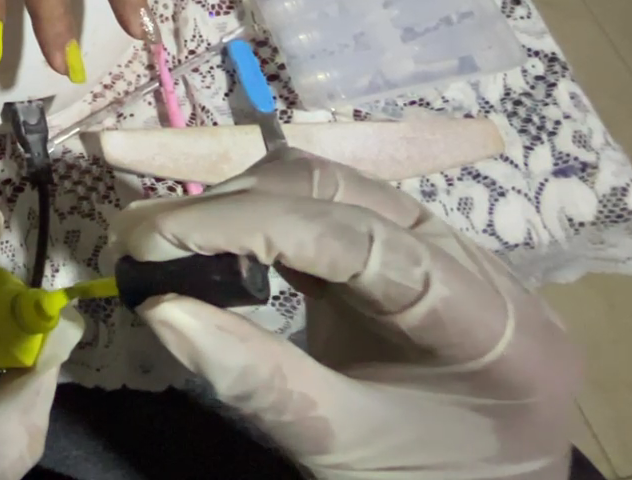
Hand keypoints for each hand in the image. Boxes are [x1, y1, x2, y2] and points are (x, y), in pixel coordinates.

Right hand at [113, 150, 583, 479]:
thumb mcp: (342, 450)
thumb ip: (255, 378)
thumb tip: (155, 306)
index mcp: (488, 324)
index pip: (352, 236)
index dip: (243, 223)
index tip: (154, 236)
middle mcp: (468, 264)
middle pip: (332, 190)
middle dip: (229, 204)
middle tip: (144, 237)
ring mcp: (433, 247)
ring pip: (318, 182)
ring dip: (236, 201)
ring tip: (173, 237)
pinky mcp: (393, 247)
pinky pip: (315, 203)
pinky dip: (254, 214)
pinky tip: (219, 242)